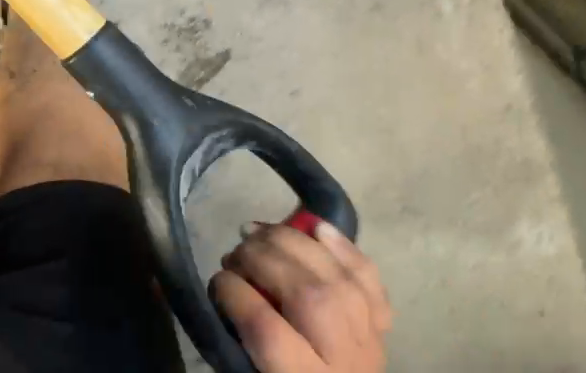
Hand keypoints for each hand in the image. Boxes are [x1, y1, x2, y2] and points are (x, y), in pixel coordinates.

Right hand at [212, 220, 391, 372]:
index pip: (265, 327)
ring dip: (292, 242)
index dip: (232, 290)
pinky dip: (344, 248)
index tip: (217, 279)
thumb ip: (231, 329)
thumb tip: (203, 282)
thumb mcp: (247, 367)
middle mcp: (343, 361)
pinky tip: (316, 228)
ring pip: (336, 279)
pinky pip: (369, 279)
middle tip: (235, 254)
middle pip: (307, 295)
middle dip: (258, 258)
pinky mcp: (381, 325)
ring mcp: (369, 340)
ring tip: (259, 233)